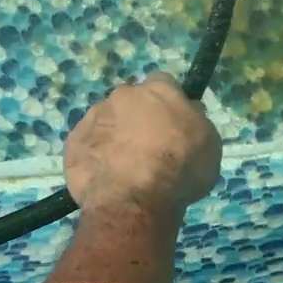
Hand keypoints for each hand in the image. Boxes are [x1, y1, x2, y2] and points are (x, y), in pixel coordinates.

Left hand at [64, 72, 220, 222]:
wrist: (134, 200)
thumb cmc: (181, 169)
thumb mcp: (209, 144)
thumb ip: (196, 120)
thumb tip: (188, 111)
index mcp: (158, 90)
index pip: (163, 82)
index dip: (168, 101)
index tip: (173, 121)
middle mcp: (122, 95)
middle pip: (131, 101)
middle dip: (137, 117)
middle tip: (149, 148)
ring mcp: (93, 117)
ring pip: (106, 121)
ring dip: (115, 136)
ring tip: (125, 167)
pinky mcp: (73, 142)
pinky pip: (88, 144)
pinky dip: (96, 155)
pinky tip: (106, 176)